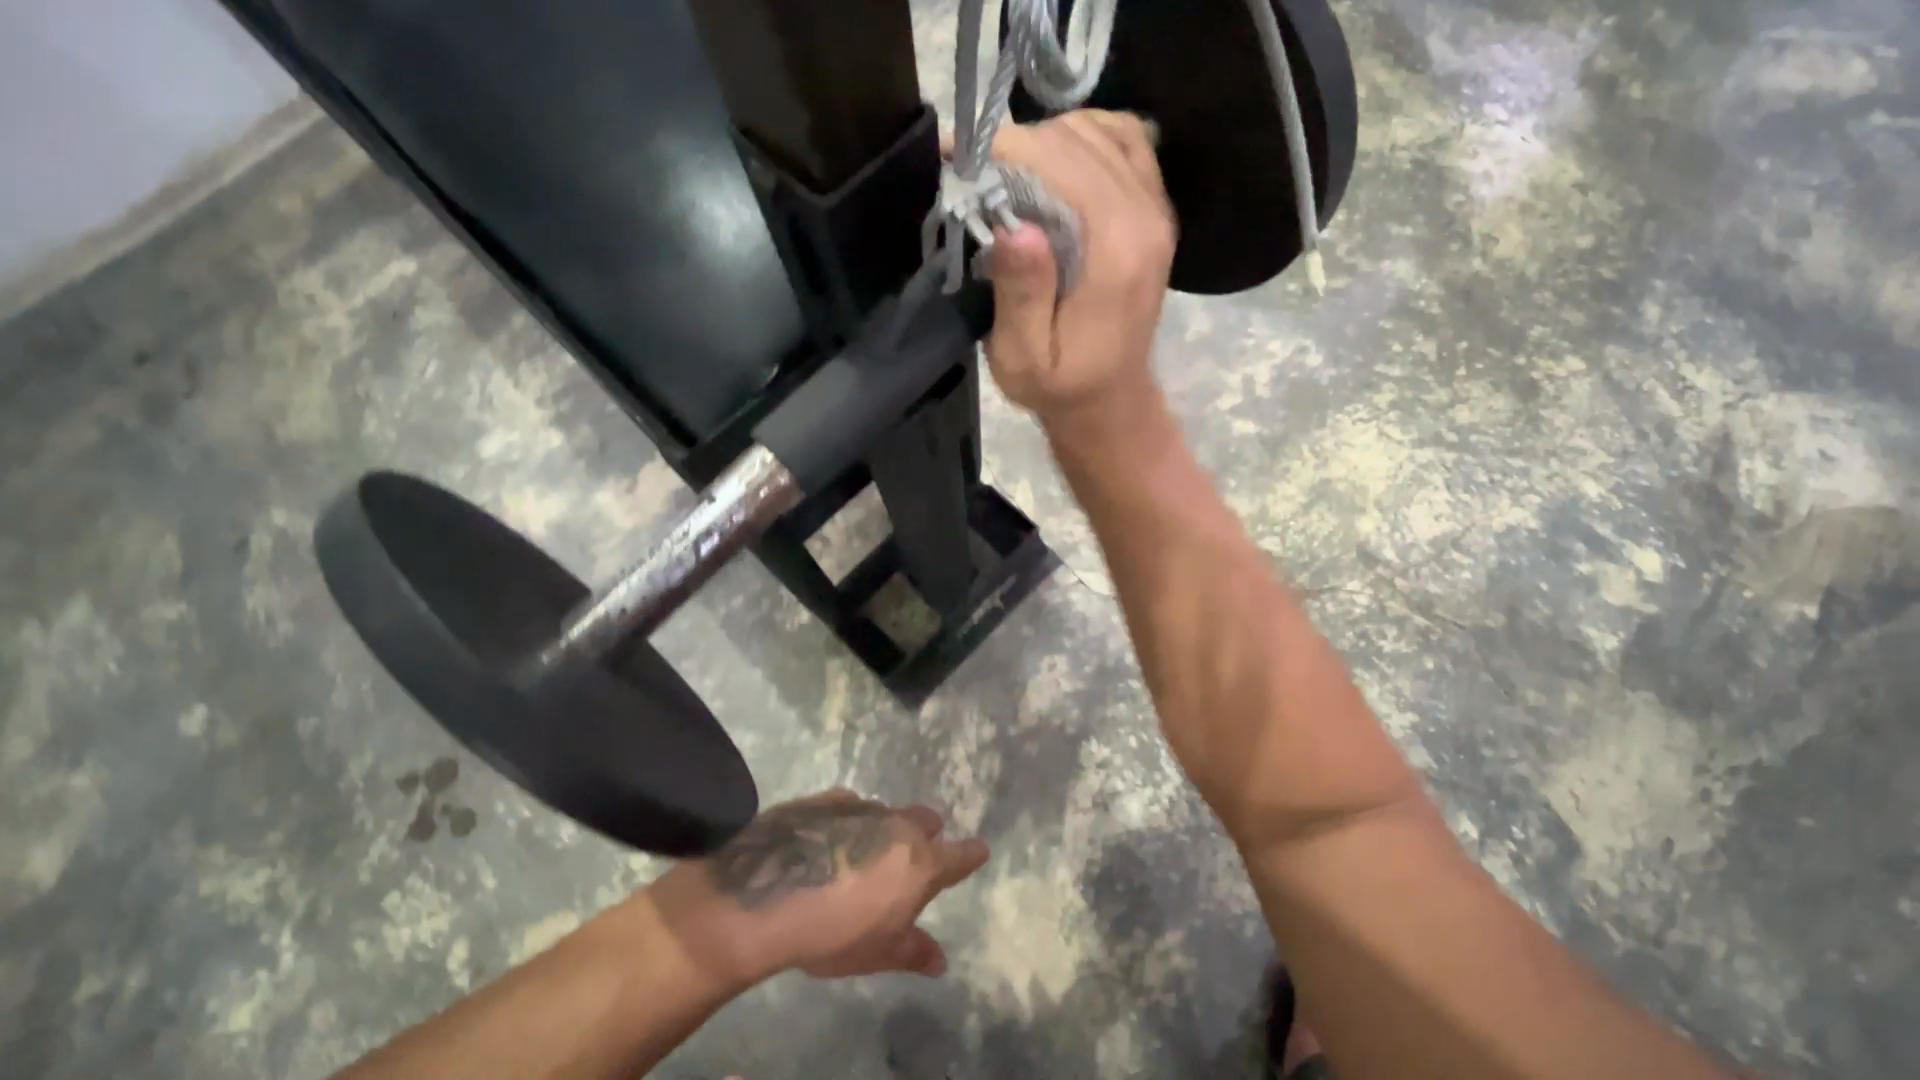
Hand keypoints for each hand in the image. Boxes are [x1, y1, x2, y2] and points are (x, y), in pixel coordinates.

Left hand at [648, 791, 989, 986]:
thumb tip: (941, 960)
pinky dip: (844, 822)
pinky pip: (845, 808)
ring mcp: (859, 808)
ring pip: (884, 812)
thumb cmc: (832, 934)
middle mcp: (897, 827)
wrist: (762, 897)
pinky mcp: (821, 800)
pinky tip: (823, 841)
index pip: (960, 856)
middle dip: (927, 832)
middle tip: (914, 853)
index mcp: (921, 864)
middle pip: (925, 820)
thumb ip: (914, 952)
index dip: (971, 855)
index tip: (979, 850)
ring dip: (881, 829)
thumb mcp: (877, 953)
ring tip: (859, 854)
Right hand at [979, 110, 1177, 421]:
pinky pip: (1126, 141)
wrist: (1112, 399)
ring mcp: (1156, 209)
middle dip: (1018, 143)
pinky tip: (1055, 163)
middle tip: (973, 173)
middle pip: (1078, 139)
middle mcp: (1145, 218)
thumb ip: (1021, 296)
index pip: (1060, 163)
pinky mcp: (1154, 208)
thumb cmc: (1061, 385)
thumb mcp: (1024, 359)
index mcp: (1115, 252)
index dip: (1003, 147)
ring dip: (1048, 140)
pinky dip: (1086, 137)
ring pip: (1101, 130)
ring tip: (1008, 174)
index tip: (953, 156)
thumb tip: (1014, 226)